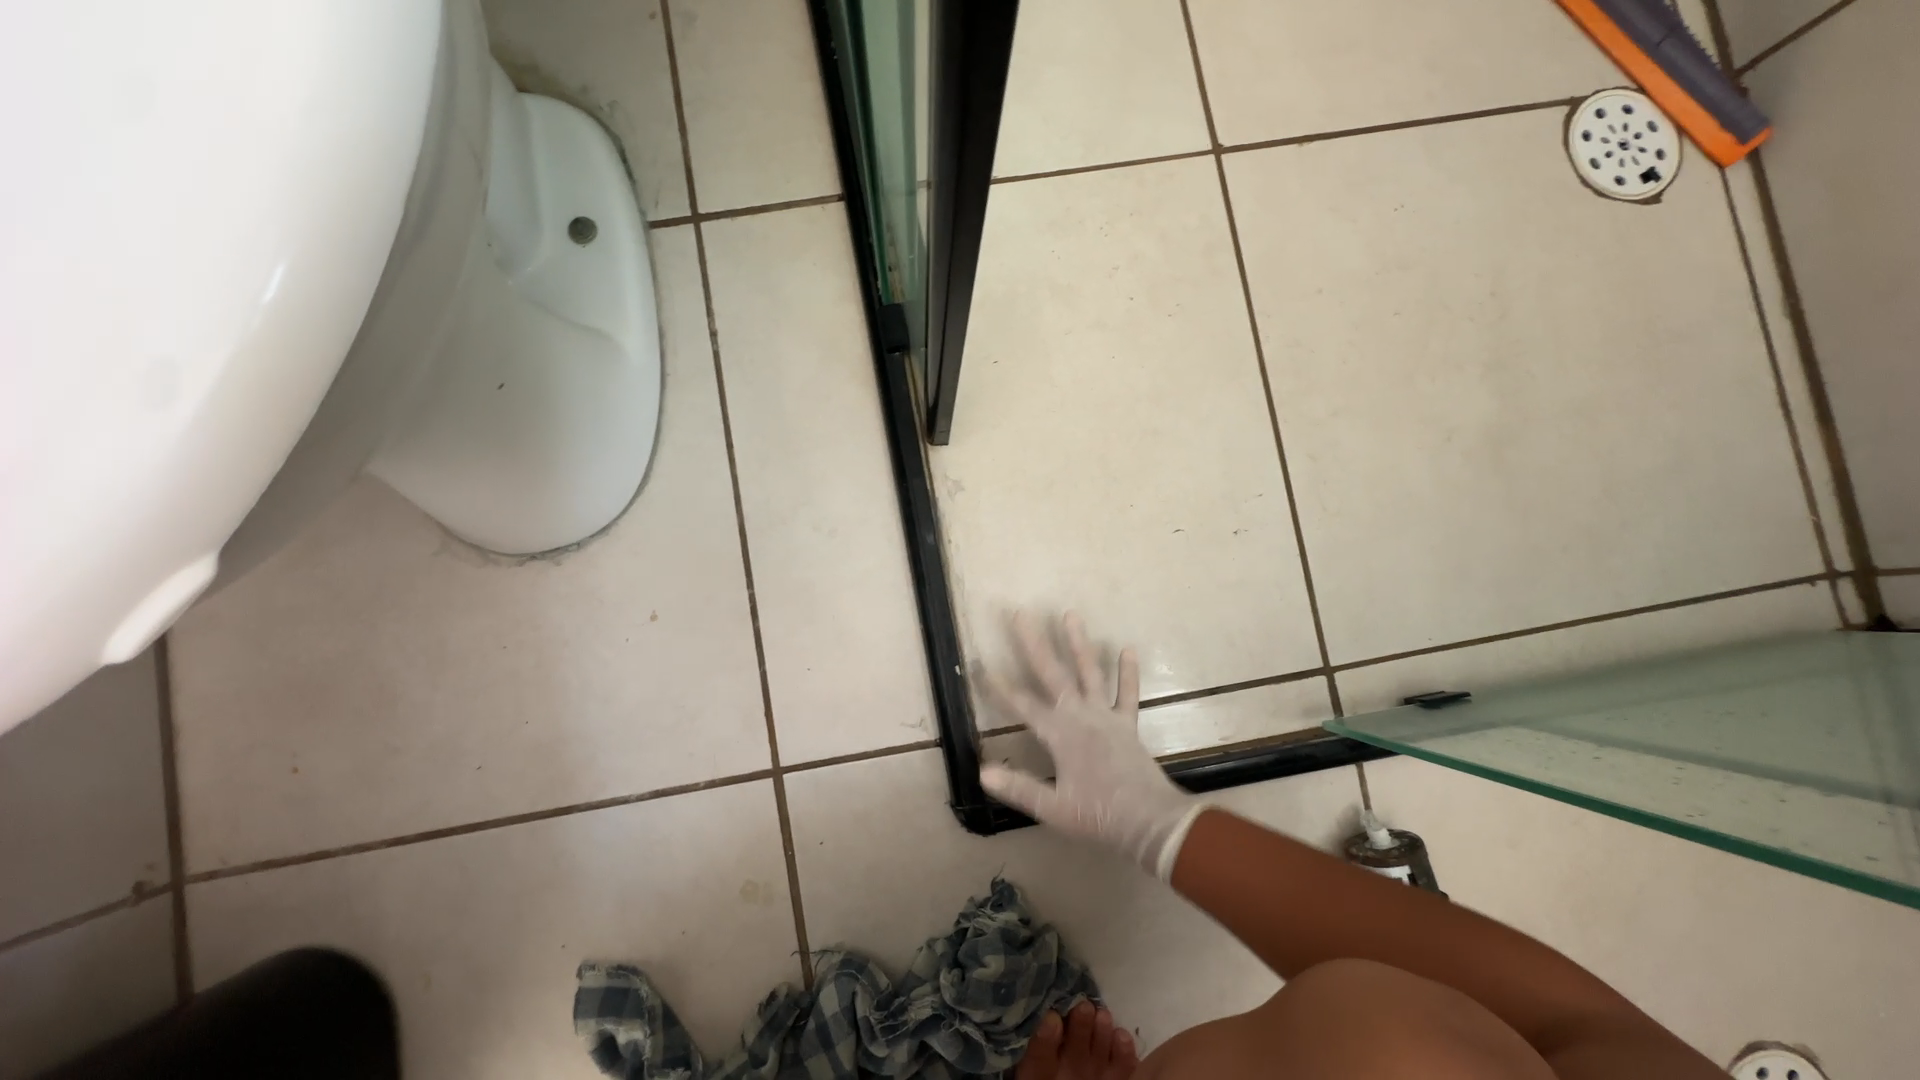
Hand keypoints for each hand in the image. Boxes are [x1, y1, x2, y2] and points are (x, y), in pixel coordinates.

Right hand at [978, 612, 1204, 879]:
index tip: (980, 664)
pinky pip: (1128, 694)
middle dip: (1034, 643)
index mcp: (1060, 734)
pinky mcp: (1127, 724)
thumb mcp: (1053, 809)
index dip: (999, 686)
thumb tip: (983, 772)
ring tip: (1070, 615)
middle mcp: (1081, 716)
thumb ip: (1019, 789)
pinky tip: (1128, 649)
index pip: (1022, 704)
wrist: (1152, 821)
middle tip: (1021, 614)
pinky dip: (1128, 672)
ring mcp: (1107, 717)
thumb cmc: (1100, 816)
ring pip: (1089, 672)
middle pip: (1052, 674)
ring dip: (1079, 644)